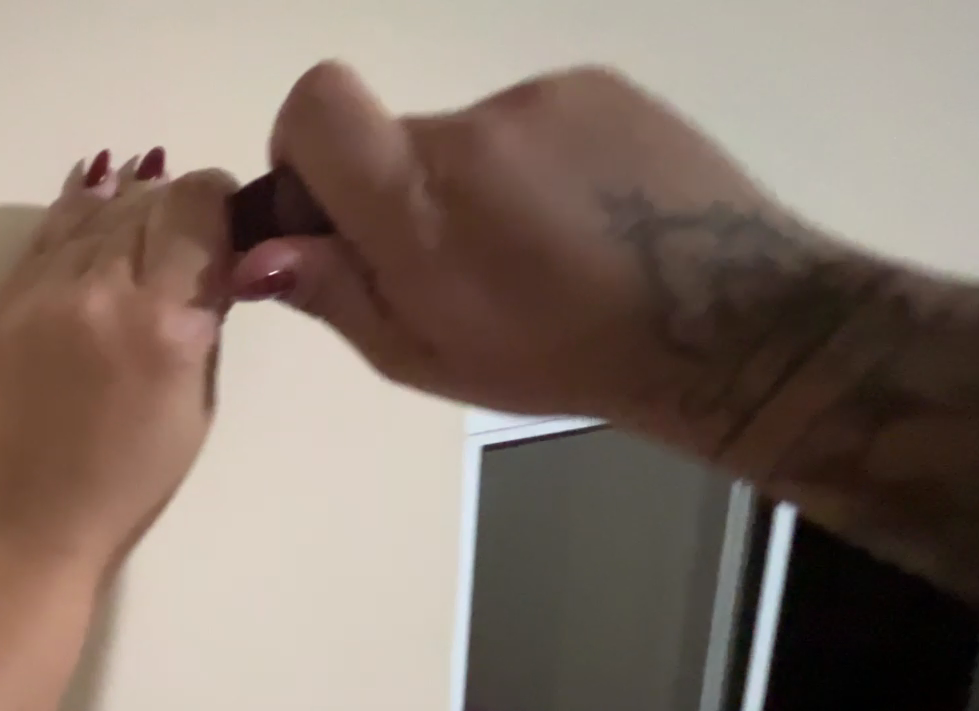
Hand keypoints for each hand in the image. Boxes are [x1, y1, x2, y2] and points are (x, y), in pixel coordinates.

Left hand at [0, 151, 236, 576]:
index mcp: (166, 324)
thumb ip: (204, 326)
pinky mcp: (2, 304)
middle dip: (173, 206)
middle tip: (180, 235)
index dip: (216, 202)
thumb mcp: (195, 412)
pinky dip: (76, 211)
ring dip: (125, 207)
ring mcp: (44, 293)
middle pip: (147, 198)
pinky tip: (92, 193)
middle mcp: (104, 291)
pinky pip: (46, 234)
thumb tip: (210, 266)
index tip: (219, 223)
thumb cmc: (124, 489)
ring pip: (94, 209)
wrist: (25, 528)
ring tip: (139, 219)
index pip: (198, 206)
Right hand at [235, 61, 834, 427]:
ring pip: (449, 137)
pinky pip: (514, 123)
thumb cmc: (545, 357)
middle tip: (432, 265)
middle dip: (382, 195)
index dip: (298, 147)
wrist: (723, 320)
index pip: (315, 105)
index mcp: (416, 202)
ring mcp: (540, 97)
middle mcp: (471, 128)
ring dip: (452, 188)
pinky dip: (512, 170)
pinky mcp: (597, 84)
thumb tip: (256, 255)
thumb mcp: (413, 353)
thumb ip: (331, 292)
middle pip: (382, 136)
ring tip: (511, 251)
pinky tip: (559, 222)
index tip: (323, 207)